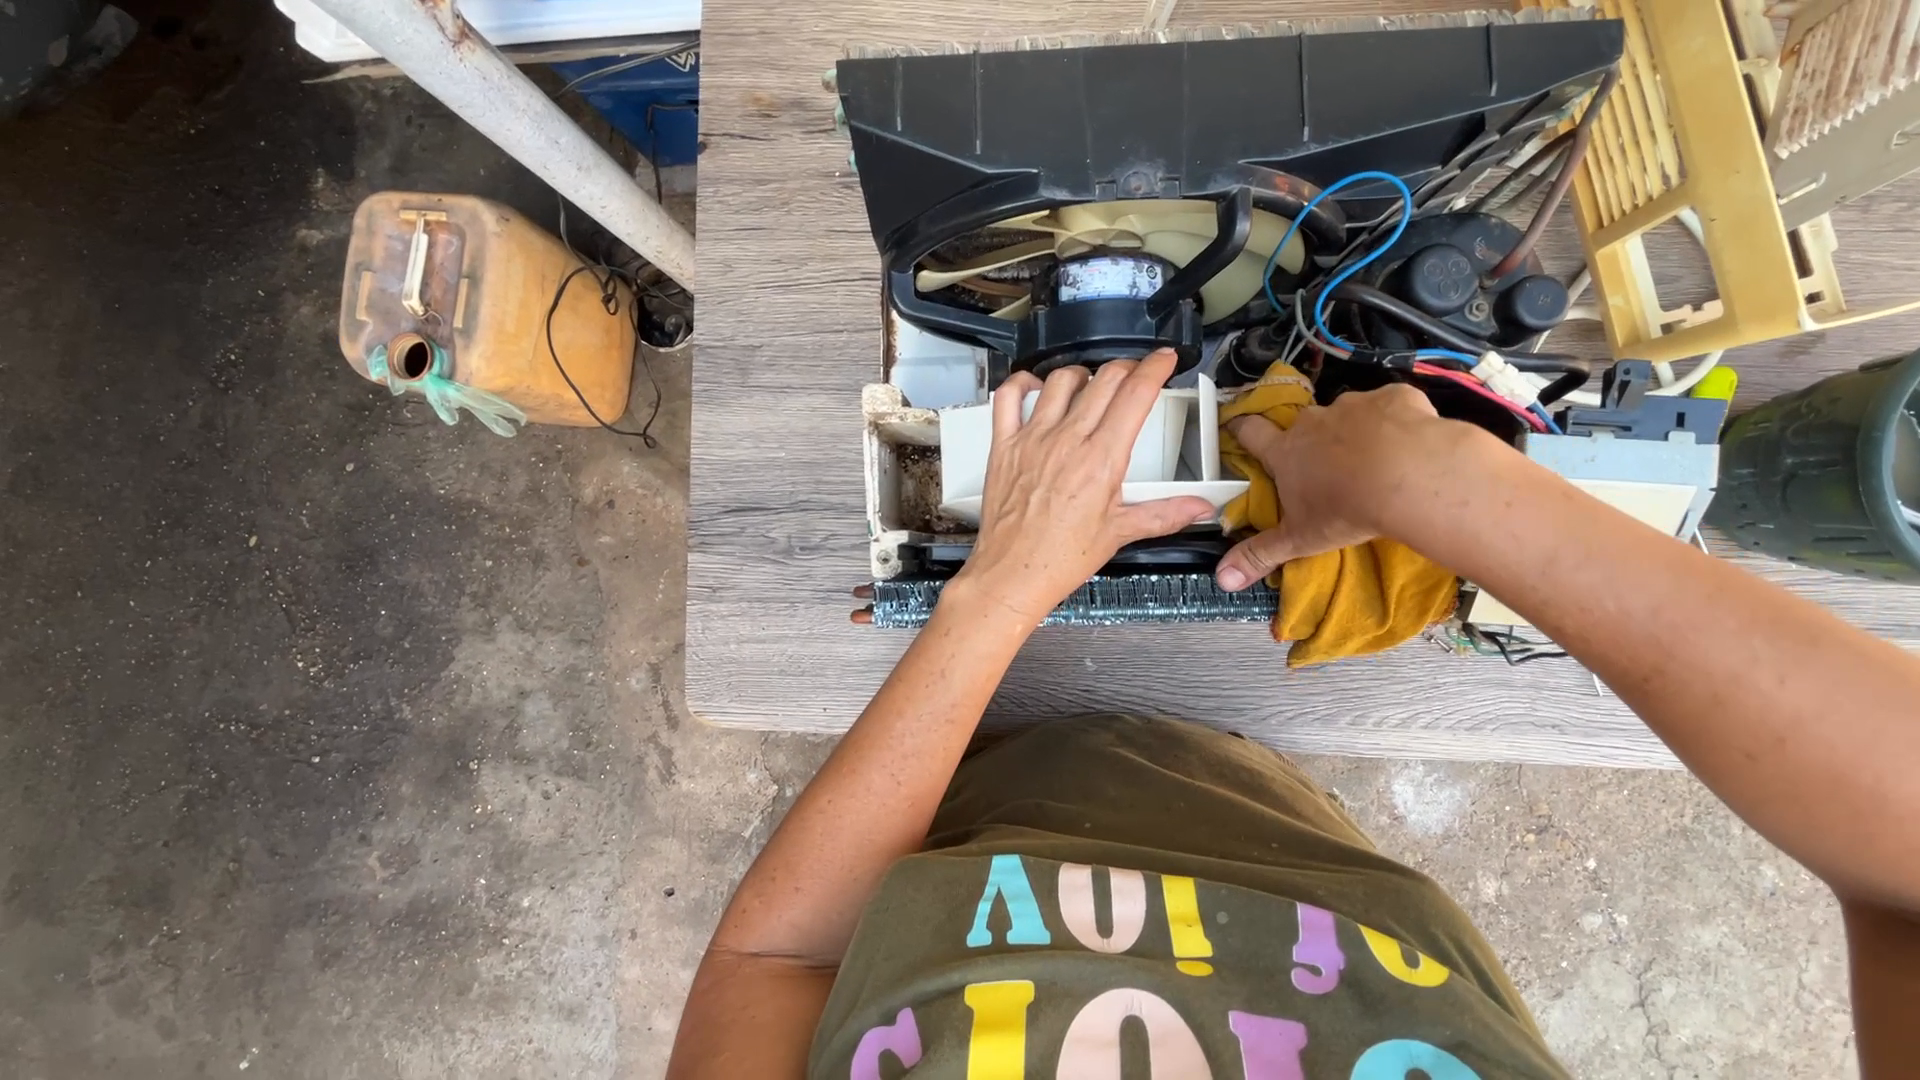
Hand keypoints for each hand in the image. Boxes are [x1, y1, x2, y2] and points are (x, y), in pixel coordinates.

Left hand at [949, 349, 1216, 625]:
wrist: (1013, 575)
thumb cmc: (1060, 558)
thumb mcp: (1119, 533)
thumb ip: (1164, 514)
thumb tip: (1198, 508)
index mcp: (1101, 459)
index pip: (1136, 394)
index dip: (1155, 367)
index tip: (1163, 360)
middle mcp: (1067, 441)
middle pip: (1104, 379)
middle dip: (1127, 368)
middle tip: (1135, 376)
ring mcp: (1033, 439)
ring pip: (1060, 380)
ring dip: (1082, 375)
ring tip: (1091, 385)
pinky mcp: (1004, 446)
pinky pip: (1007, 397)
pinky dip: (1021, 383)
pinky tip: (1034, 388)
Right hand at [1215, 382, 1472, 589]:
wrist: (1412, 477)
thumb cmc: (1347, 509)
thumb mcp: (1300, 540)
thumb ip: (1261, 556)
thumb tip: (1221, 580)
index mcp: (1286, 452)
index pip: (1251, 432)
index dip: (1242, 429)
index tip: (1238, 426)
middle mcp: (1314, 422)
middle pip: (1302, 425)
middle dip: (1311, 441)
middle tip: (1326, 465)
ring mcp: (1354, 405)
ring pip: (1347, 415)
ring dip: (1354, 431)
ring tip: (1375, 458)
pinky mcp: (1395, 397)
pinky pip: (1390, 406)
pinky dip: (1395, 420)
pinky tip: (1408, 442)